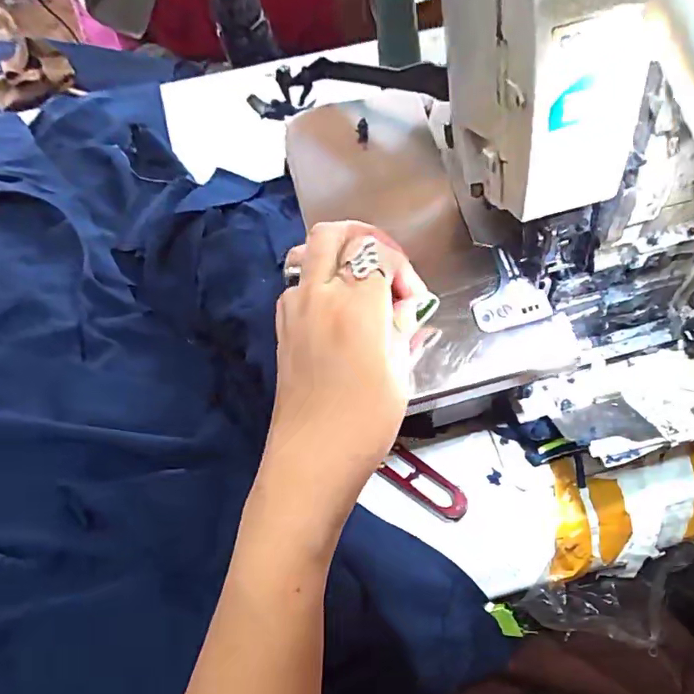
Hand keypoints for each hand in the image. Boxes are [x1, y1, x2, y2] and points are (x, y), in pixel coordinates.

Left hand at [259, 221, 435, 529]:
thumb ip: (401, 330)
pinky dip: (319, 285)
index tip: (411, 299)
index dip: (402, 268)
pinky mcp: (282, 331)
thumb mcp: (400, 375)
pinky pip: (298, 286)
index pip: (378, 252)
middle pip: (334, 233)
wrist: (311, 460)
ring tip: (360, 292)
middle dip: (365, 242)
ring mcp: (294, 312)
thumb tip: (403, 310)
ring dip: (337, 260)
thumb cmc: (362, 426)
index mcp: (355, 305)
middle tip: (385, 273)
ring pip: (309, 253)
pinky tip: (339, 316)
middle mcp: (318, 298)